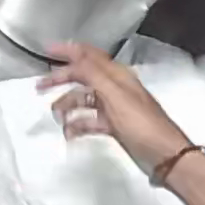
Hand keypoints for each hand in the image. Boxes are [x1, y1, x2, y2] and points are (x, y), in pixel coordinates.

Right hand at [39, 42, 191, 170]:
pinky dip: (77, 125)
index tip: (47, 49)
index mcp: (116, 75)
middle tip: (40, 87)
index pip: (89, 55)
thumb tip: (74, 57)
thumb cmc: (141, 123)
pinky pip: (88, 120)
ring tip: (57, 118)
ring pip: (83, 100)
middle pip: (82, 76)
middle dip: (60, 79)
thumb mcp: (115, 96)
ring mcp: (112, 107)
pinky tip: (69, 133)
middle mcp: (113, 87)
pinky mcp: (112, 125)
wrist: (165, 155)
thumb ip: (93, 75)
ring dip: (68, 106)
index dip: (68, 50)